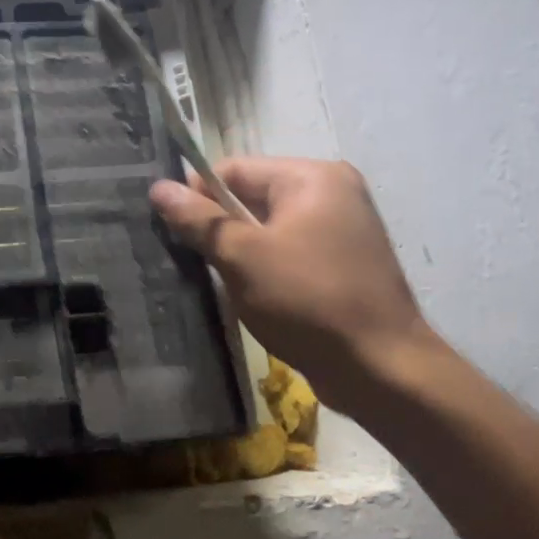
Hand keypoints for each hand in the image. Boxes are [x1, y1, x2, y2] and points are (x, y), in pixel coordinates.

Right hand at [150, 158, 441, 414]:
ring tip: (215, 278)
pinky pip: (286, 251)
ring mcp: (341, 230)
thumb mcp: (242, 256)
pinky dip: (261, 267)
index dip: (196, 196)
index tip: (171, 231)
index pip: (232, 169)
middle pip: (249, 196)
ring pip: (265, 228)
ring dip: (237, 251)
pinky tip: (246, 293)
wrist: (380, 368)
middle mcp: (332, 193)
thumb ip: (199, 219)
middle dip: (217, 226)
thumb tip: (159, 187)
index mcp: (312, 178)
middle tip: (188, 258)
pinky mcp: (341, 264)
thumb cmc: (308, 301)